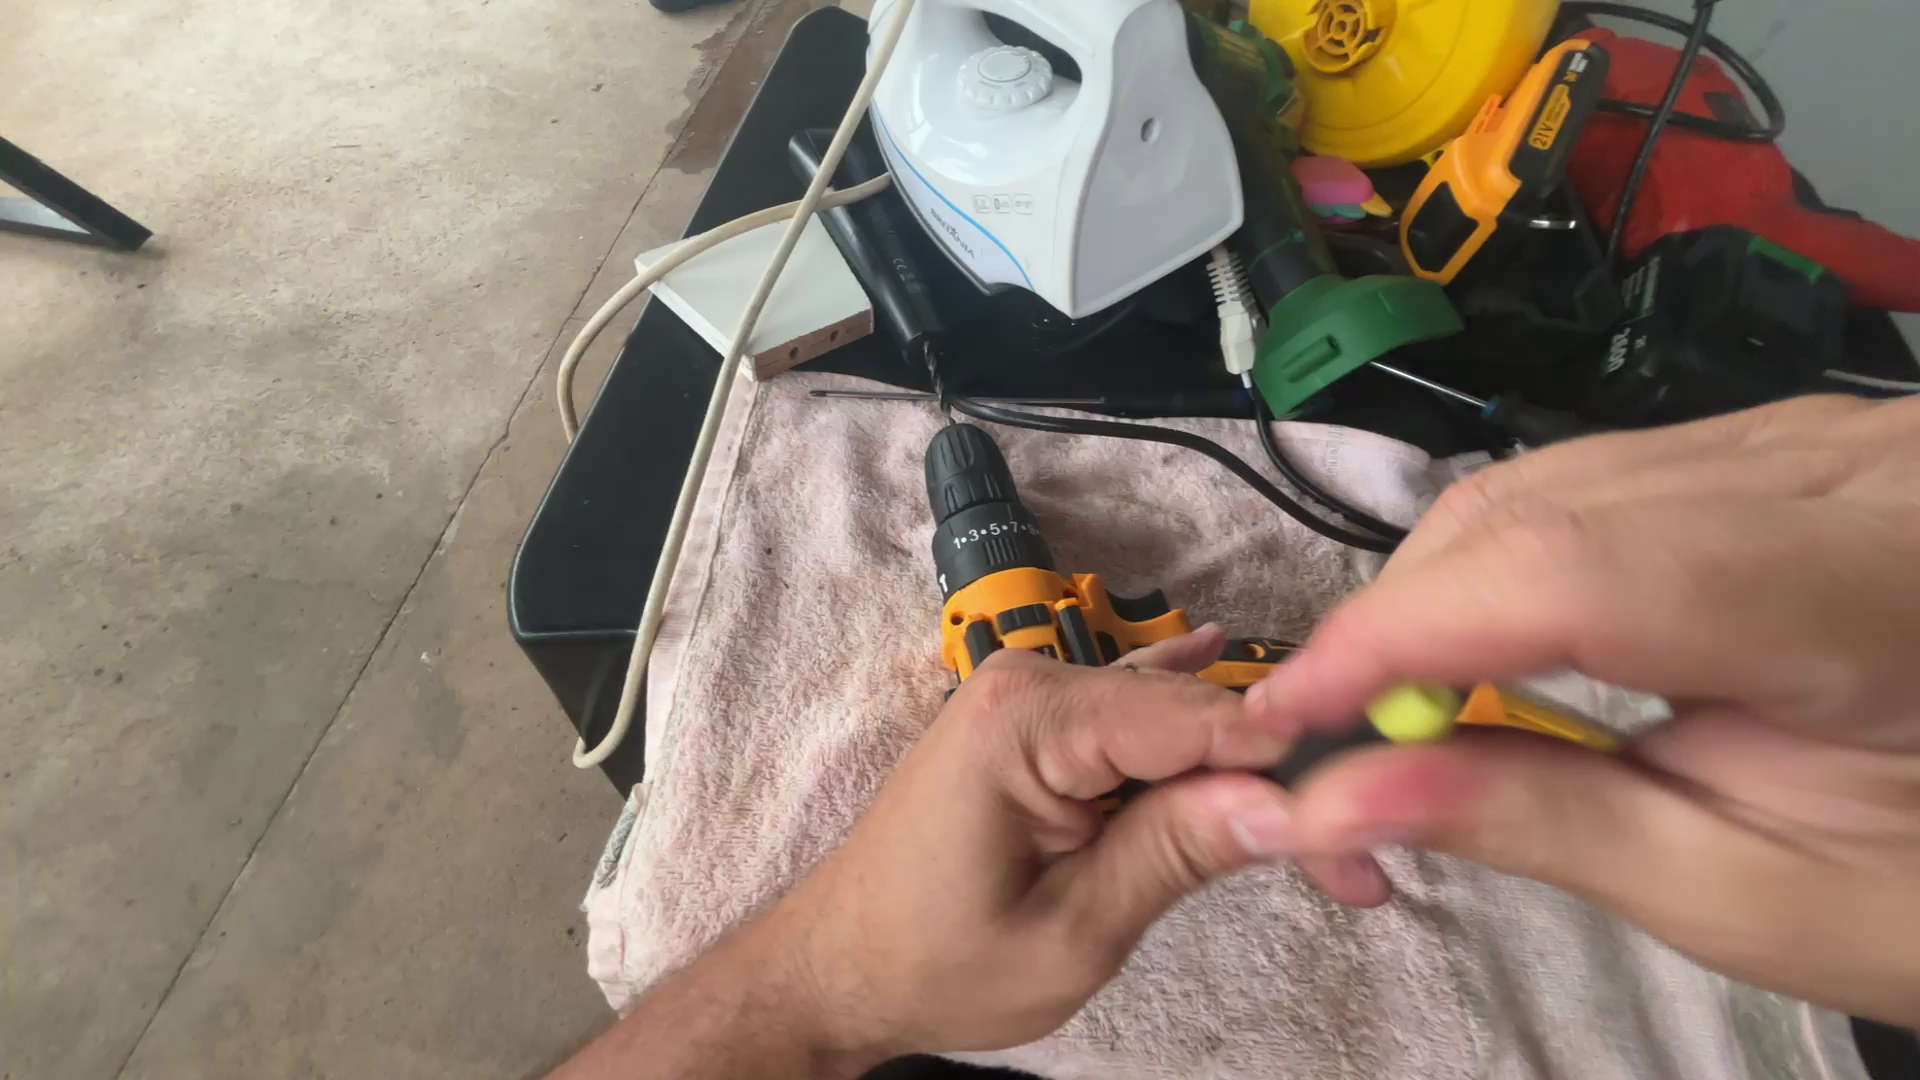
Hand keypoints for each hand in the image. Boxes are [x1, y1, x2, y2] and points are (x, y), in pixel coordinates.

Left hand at [739, 626, 1343, 1066]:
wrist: (846, 955)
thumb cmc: (941, 958)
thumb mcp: (1073, 930)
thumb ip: (1176, 851)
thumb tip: (1287, 803)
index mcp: (1028, 720)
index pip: (1188, 719)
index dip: (1281, 764)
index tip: (1363, 823)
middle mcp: (1027, 681)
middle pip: (1180, 714)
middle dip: (1265, 779)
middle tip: (1353, 861)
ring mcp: (1023, 693)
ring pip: (1158, 713)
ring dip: (1230, 766)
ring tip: (1309, 828)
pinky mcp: (1025, 718)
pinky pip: (1117, 707)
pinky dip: (1176, 721)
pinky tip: (1219, 654)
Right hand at [1245, 394, 1919, 1026]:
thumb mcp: (1749, 893)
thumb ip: (1531, 824)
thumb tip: (1328, 799)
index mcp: (1871, 592)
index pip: (1569, 574)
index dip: (1397, 637)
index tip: (1286, 715)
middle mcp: (1820, 470)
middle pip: (1517, 521)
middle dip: (1390, 628)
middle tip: (1331, 727)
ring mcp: (1775, 438)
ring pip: (1511, 494)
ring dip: (1419, 598)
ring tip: (1400, 692)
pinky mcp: (1732, 445)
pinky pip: (1545, 488)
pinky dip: (1468, 568)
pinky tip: (1473, 633)